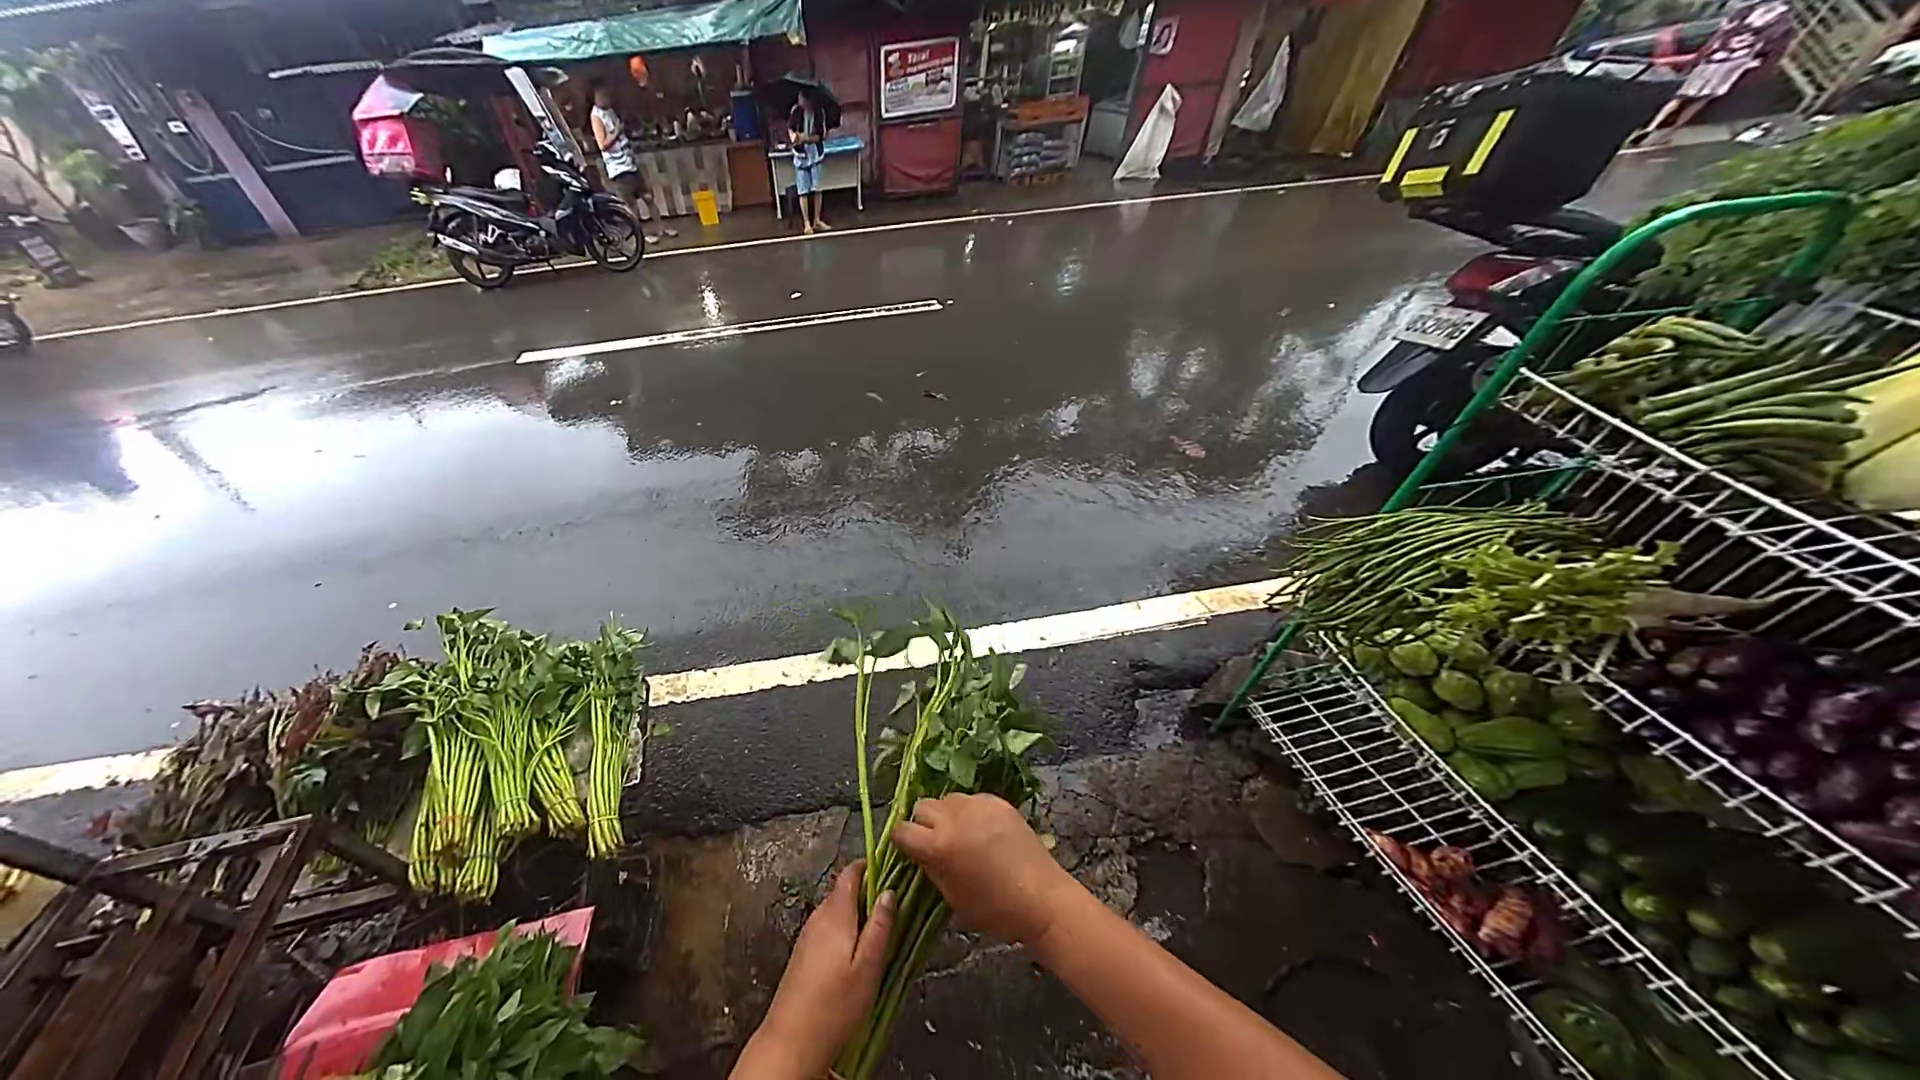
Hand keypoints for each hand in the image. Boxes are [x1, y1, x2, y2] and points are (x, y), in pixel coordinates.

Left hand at [732, 862, 894, 1079]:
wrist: (789, 1045)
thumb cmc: (834, 1006)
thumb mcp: (869, 966)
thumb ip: (880, 925)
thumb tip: (890, 891)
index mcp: (835, 913)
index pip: (852, 872)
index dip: (873, 866)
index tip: (894, 872)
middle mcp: (818, 917)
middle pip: (846, 890)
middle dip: (870, 894)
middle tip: (895, 910)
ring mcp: (808, 935)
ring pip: (838, 911)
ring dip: (859, 915)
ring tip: (880, 936)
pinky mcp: (803, 954)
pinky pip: (829, 929)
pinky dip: (846, 932)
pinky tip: (857, 956)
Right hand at [891, 793, 1080, 946]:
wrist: (1042, 898)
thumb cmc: (994, 909)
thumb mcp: (952, 896)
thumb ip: (930, 868)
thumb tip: (917, 852)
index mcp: (939, 845)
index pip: (902, 829)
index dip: (901, 840)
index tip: (906, 848)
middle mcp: (955, 817)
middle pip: (923, 806)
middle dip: (922, 822)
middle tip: (933, 841)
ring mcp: (979, 805)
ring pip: (947, 799)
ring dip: (946, 814)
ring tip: (959, 834)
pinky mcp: (998, 801)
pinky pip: (972, 799)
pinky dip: (969, 812)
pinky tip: (981, 831)